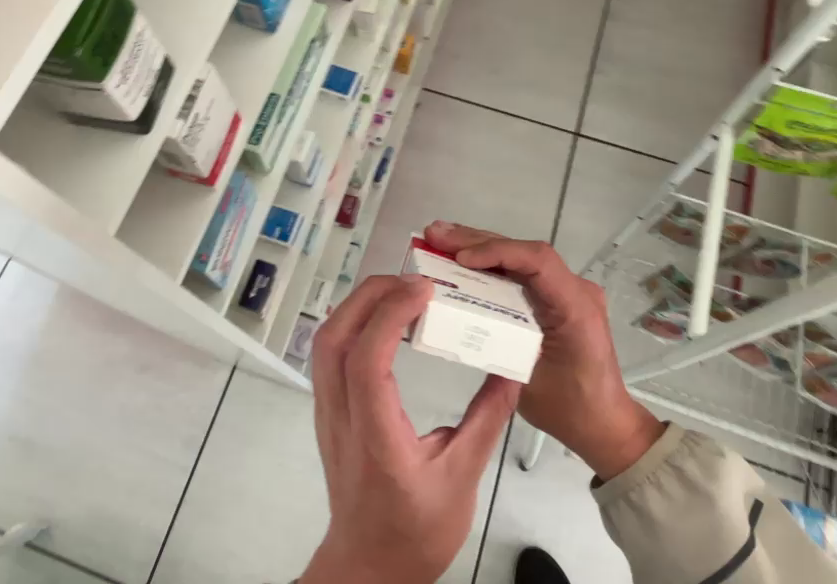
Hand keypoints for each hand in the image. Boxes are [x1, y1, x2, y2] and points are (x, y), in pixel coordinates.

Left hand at [302, 274, 520, 583]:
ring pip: (326, 340)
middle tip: (416, 281)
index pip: (367, 362)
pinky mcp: (328, 409)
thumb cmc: (416, 530)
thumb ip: (486, 420)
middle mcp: (341, 417)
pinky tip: (386, 319)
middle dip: (371, 295)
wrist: (368, 566)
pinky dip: (354, 321)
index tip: (425, 290)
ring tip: (402, 292)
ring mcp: (327, 411)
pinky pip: (330, 352)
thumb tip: (510, 369)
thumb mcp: (462, 479)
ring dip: (359, 305)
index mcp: (376, 437)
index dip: (390, 316)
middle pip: (334, 338)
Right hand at [422, 221, 665, 480]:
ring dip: (481, 246)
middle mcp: (576, 289)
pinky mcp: (557, 297)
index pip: (538, 261)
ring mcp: (568, 290)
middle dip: (477, 240)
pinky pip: (523, 271)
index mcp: (575, 307)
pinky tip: (462, 260)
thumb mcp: (527, 382)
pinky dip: (492, 263)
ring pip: (521, 257)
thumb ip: (496, 346)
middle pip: (525, 252)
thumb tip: (454, 316)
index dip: (498, 252)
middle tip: (434, 235)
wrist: (605, 424)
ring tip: (439, 240)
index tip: (460, 258)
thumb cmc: (569, 409)